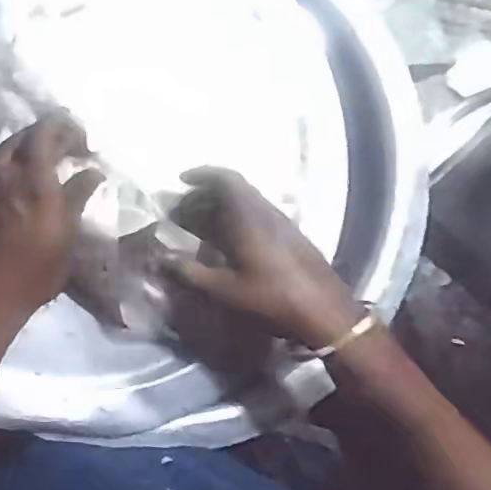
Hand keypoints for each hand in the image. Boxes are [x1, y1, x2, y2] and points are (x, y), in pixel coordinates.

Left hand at [0, 118, 104, 343]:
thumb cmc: (32, 272)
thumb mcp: (65, 237)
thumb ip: (77, 198)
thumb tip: (92, 172)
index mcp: (35, 181)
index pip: (46, 133)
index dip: (65, 128)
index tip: (82, 142)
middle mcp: (6, 172)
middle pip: (25, 136)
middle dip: (49, 135)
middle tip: (67, 149)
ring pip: (4, 145)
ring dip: (25, 143)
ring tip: (40, 157)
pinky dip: (3, 154)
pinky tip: (10, 165)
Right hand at [166, 167, 360, 349]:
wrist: (328, 315)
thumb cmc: (274, 298)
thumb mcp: (226, 290)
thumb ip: (191, 272)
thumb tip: (162, 259)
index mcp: (250, 219)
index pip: (227, 179)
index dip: (202, 174)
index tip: (181, 181)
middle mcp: (267, 214)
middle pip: (234, 189)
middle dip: (203, 194)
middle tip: (182, 211)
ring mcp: (282, 225)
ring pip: (246, 202)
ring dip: (220, 207)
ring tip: (198, 226)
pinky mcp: (291, 238)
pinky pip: (257, 216)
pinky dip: (236, 219)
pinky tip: (226, 242)